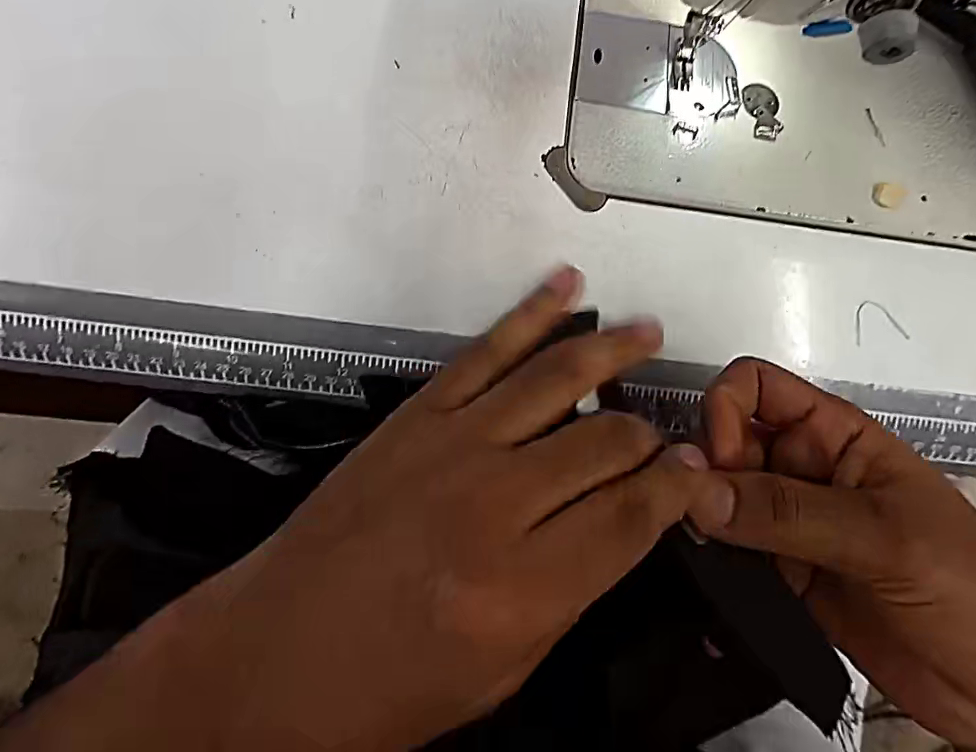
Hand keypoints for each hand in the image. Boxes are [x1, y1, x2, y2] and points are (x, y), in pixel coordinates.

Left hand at [0, 268, 712, 751]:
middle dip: (648, 435)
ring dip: (611, 351)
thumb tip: (625, 524)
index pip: (632, 519)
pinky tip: (565, 289)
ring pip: (555, 380)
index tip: (697, 474)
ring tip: (648, 332)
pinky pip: (487, 351)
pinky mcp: (418, 414)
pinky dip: (531, 314)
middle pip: (603, 444)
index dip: (677, 491)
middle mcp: (492, 503)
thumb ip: (572, 589)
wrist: (278, 647)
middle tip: (667, 430)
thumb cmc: (386, 685)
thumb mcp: (501, 670)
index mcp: (520, 588)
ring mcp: (453, 444)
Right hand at [687, 358, 975, 751]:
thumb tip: (700, 490)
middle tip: (696, 510)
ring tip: (698, 542)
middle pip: (727, 438)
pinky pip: (729, 543)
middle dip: (705, 467)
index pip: (756, 388)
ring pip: (721, 491)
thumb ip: (788, 513)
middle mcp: (804, 468)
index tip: (724, 461)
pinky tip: (708, 569)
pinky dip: (710, 550)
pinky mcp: (783, 568)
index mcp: (835, 435)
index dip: (729, 411)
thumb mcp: (886, 541)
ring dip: (702, 510)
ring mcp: (792, 520)